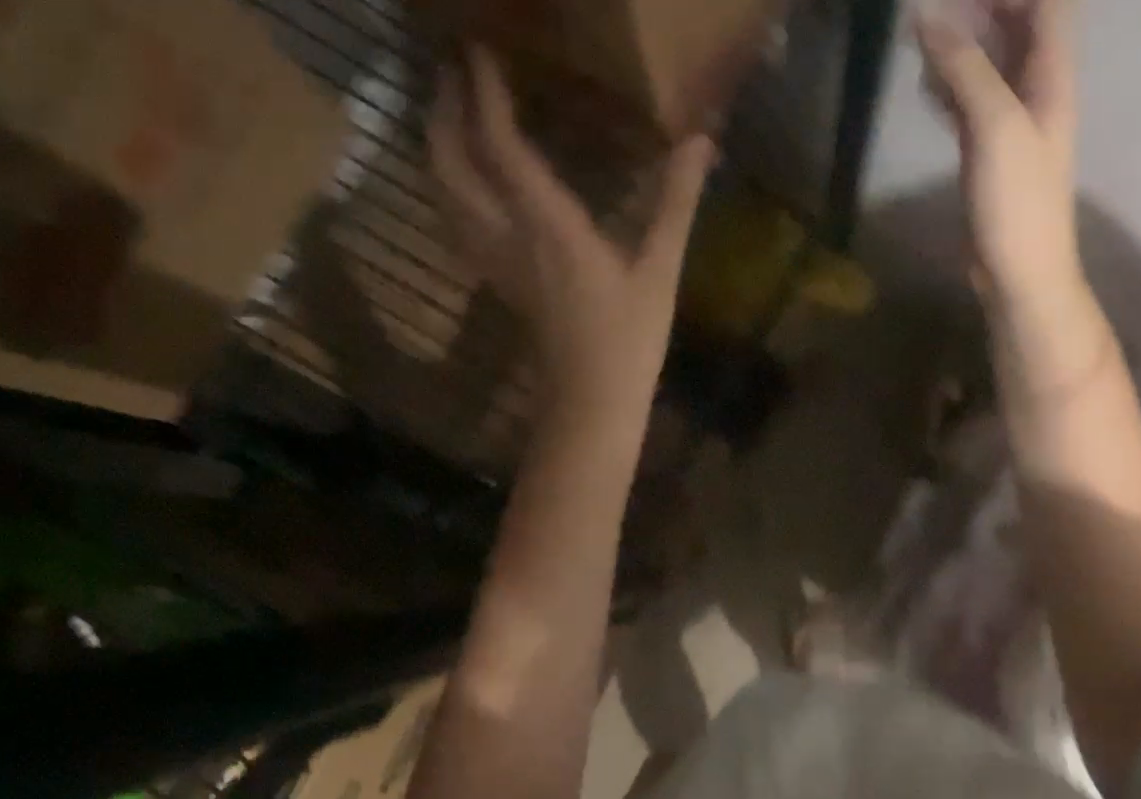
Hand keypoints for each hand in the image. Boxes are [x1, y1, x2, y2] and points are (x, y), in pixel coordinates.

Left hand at [428, 48, 715, 409]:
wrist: (590, 404)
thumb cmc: (628, 340)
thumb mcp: (659, 270)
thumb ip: (676, 202)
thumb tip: (701, 142)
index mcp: (548, 225)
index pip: (501, 146)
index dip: (484, 94)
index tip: (477, 51)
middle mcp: (508, 235)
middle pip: (452, 164)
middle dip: (444, 112)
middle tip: (451, 73)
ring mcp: (495, 261)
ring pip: (445, 194)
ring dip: (438, 147)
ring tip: (447, 115)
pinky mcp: (497, 280)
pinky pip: (457, 221)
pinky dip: (450, 187)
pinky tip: (464, 184)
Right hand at [917, 0, 1080, 306]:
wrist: (1020, 274)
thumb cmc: (1018, 203)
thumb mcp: (996, 126)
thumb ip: (967, 69)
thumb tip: (927, 18)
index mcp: (1052, 77)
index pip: (1047, 5)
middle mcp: (1035, 91)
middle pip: (1017, 27)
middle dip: (980, 8)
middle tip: (933, 10)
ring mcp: (1011, 123)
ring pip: (989, 63)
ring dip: (959, 44)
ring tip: (919, 36)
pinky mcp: (987, 152)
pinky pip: (969, 101)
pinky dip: (948, 85)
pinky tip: (923, 85)